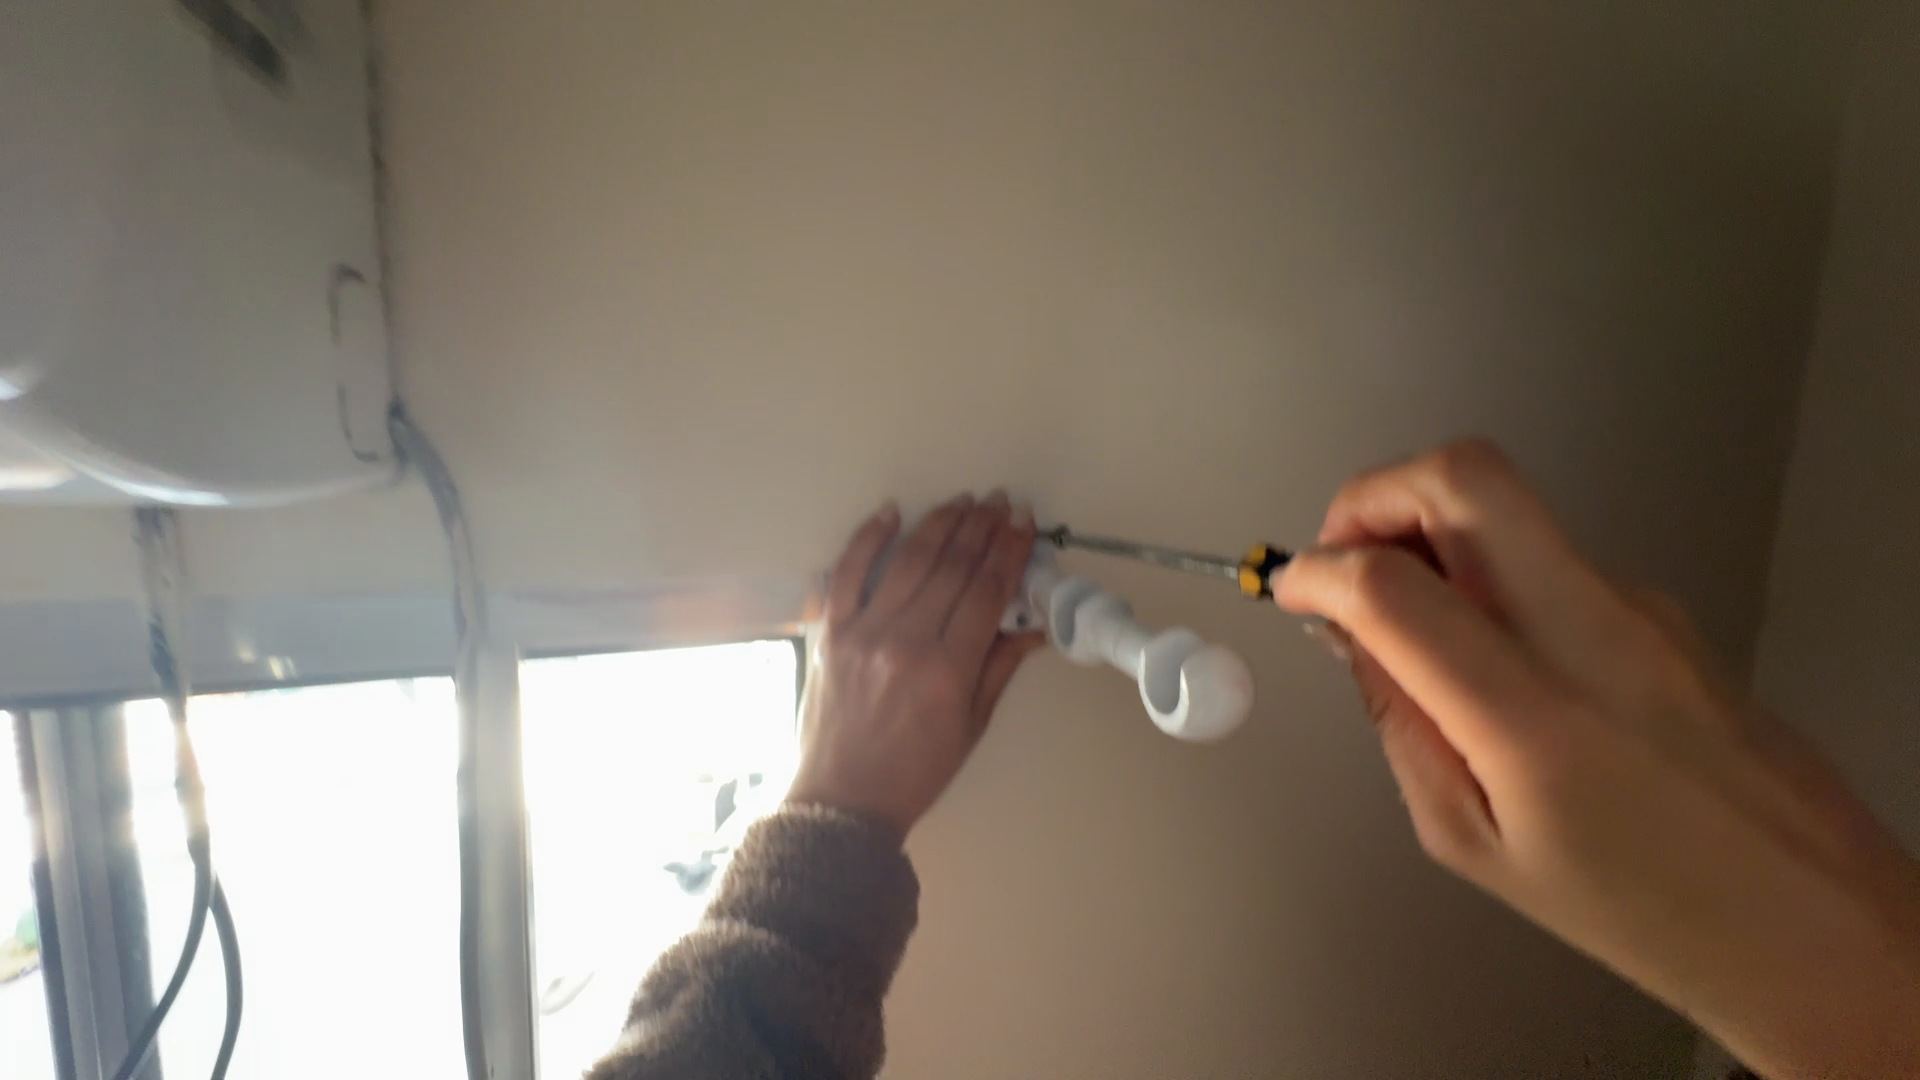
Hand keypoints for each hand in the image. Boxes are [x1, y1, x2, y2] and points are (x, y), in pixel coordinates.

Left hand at [787, 492, 1044, 837]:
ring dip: (940, 523)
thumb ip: (1001, 667)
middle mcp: (906, 640)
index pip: (987, 591)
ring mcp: (863, 631)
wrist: (843, 800)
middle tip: (1001, 501)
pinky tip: (891, 511)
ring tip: (964, 501)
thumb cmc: (917, 769)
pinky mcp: (831, 631)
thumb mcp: (972, 725)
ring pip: (910, 561)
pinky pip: (848, 572)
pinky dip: (868, 537)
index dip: (1010, 550)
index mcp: (948, 669)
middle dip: (982, 528)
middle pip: (953, 567)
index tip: (1025, 521)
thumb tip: (1035, 623)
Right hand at [1276, 440, 1919, 1079]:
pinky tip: (1464, 637)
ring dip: (1415, 529)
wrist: (1830, 933)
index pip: (1395, 588)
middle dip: (1368, 495)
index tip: (1290, 589)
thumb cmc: (1635, 908)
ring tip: (1394, 611)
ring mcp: (1636, 604)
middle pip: (1463, 478)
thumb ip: (1395, 719)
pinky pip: (1530, 548)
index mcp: (1532, 716)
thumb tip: (1349, 634)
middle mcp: (1594, 633)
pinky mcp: (1656, 602)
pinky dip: (1466, 563)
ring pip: (1497, 502)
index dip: (1317, 570)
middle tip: (1338, 553)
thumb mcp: (1464, 835)